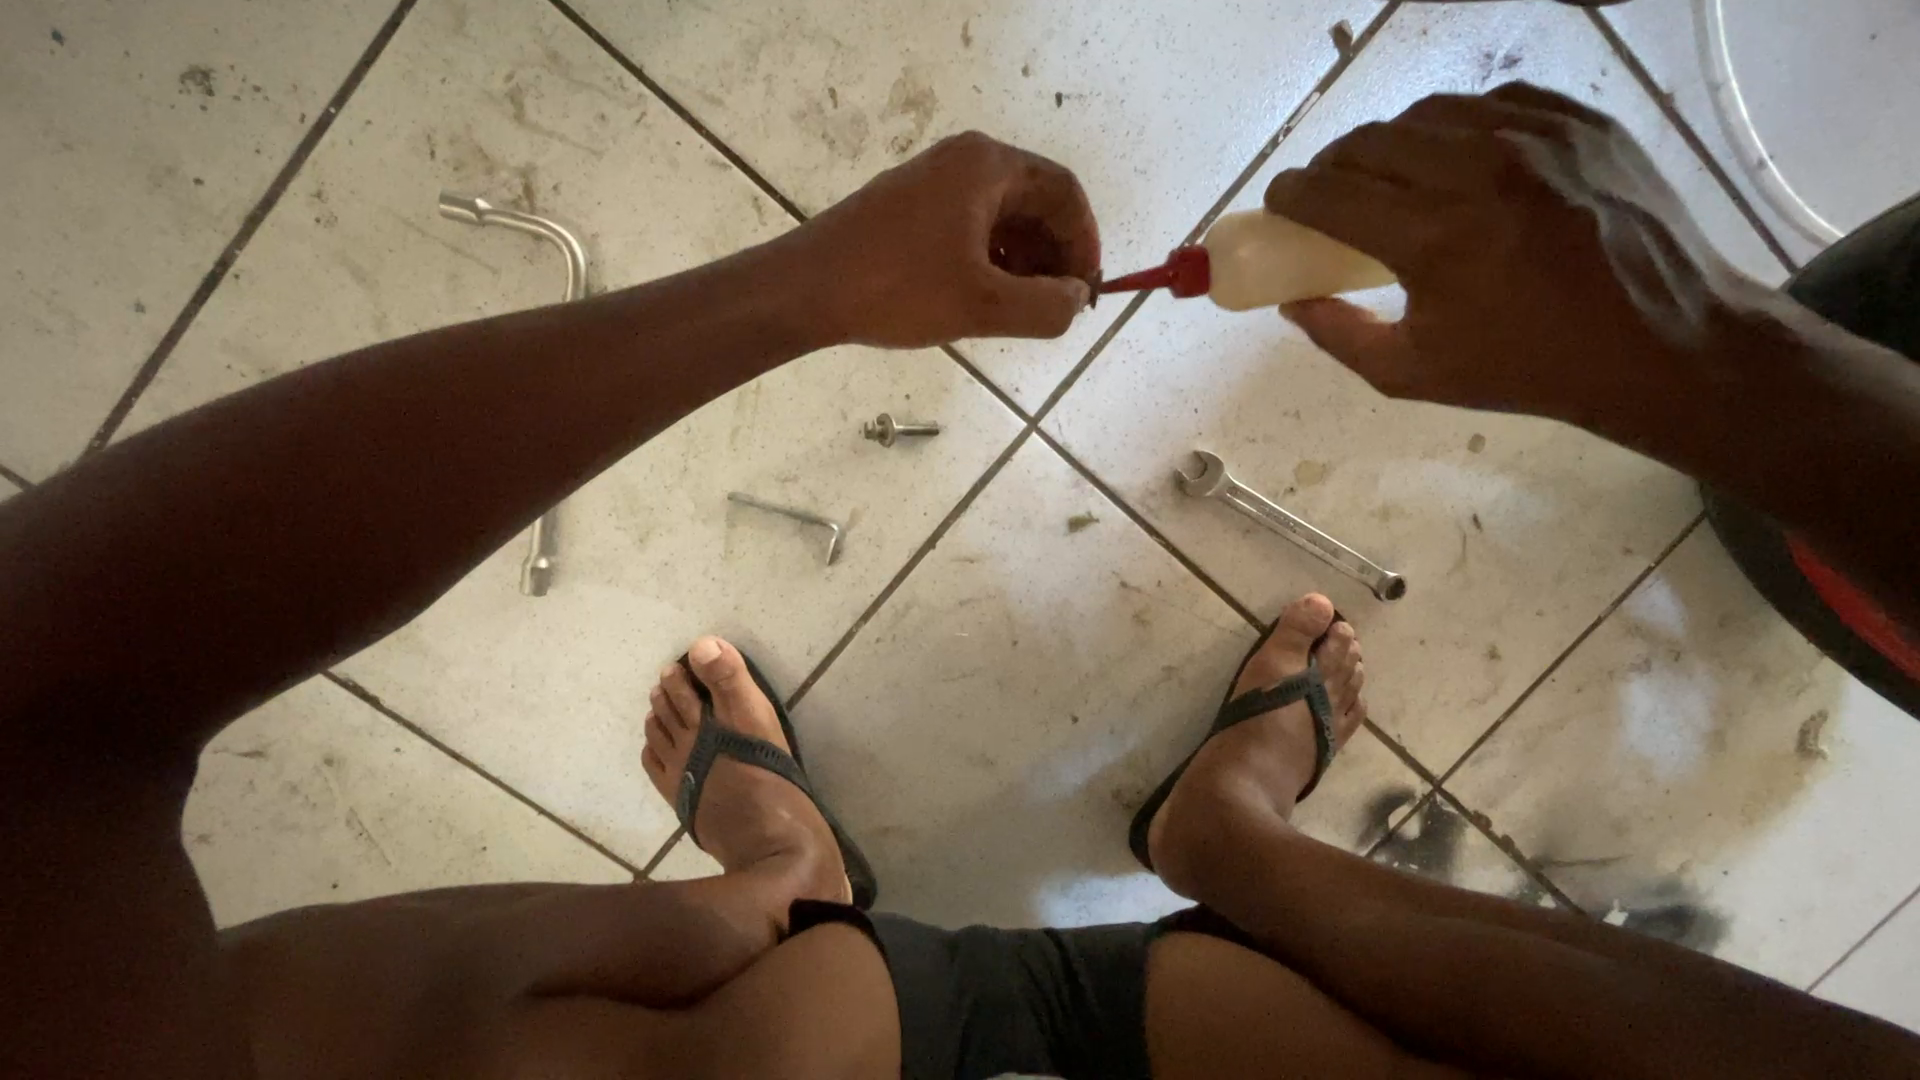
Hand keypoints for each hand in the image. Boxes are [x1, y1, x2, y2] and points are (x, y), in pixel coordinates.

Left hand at [789, 131, 1098, 348]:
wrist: (805, 291)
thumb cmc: (897, 290)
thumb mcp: (983, 306)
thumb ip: (1046, 307)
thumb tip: (1076, 300)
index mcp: (988, 166)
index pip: (1064, 193)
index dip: (1086, 244)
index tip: (1086, 293)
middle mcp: (964, 162)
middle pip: (1034, 204)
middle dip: (1053, 257)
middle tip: (1053, 308)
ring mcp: (933, 184)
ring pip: (1002, 221)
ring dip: (1023, 265)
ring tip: (1019, 312)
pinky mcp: (911, 210)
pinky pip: (970, 231)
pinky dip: (990, 264)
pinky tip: (983, 301)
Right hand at [1266, 82, 1761, 434]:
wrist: (1658, 341)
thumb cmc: (1523, 366)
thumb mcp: (1410, 372)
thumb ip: (1337, 335)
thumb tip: (1293, 302)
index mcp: (1432, 237)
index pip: (1332, 194)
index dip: (1291, 195)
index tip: (1279, 201)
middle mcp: (1479, 170)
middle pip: (1371, 141)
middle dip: (1331, 165)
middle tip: (1325, 193)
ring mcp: (1537, 137)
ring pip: (1428, 111)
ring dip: (1389, 141)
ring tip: (1386, 173)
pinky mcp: (1581, 122)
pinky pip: (1493, 101)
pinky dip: (1455, 124)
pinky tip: (1453, 157)